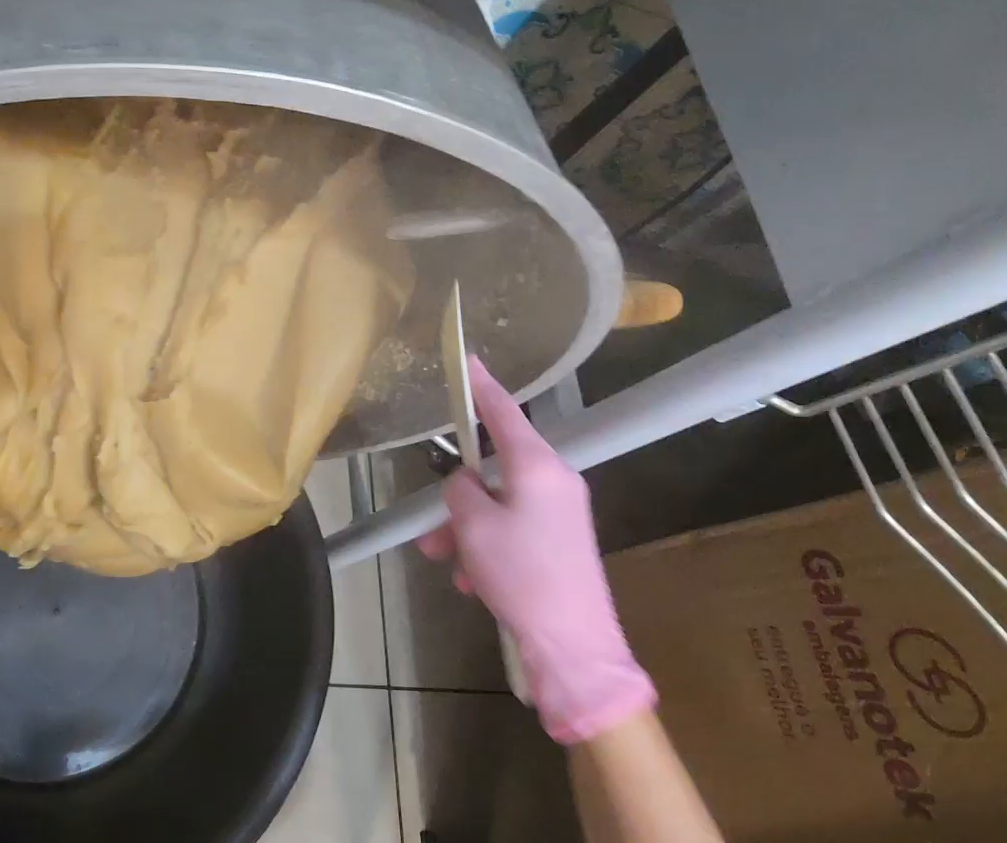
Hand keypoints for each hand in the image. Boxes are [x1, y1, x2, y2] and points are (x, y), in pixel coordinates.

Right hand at [417, 356, 655, 744]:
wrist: (575, 646)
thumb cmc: (523, 575)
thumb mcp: (475, 527)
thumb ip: (460, 491)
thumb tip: (464, 483)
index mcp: (538, 467)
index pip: (504, 412)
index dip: (481, 386)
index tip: (468, 359)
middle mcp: (554, 482)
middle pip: (492, 471)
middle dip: (457, 502)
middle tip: (431, 535)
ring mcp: (560, 515)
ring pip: (497, 507)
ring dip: (467, 533)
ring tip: (450, 567)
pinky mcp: (560, 543)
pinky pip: (512, 532)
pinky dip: (488, 550)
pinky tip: (475, 585)